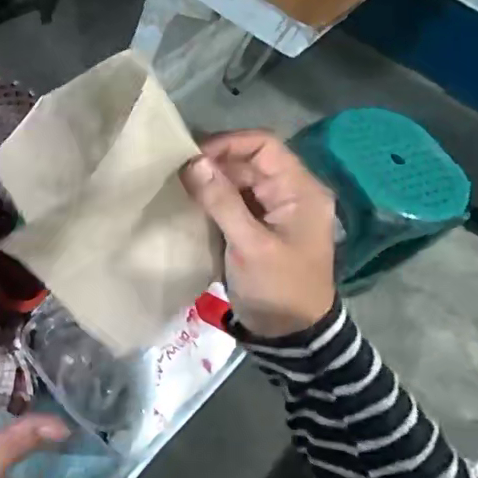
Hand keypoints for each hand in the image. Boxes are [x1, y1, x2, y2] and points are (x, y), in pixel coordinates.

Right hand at [181, 131, 337, 337]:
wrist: (290, 333)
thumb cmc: (277, 286)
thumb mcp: (249, 244)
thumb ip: (222, 201)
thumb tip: (193, 162)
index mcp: (300, 191)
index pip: (264, 145)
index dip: (227, 144)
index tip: (191, 158)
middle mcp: (291, 193)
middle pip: (250, 160)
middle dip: (214, 162)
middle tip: (177, 173)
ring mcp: (275, 210)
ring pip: (239, 179)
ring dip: (211, 180)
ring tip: (179, 186)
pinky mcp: (259, 226)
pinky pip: (235, 199)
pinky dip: (213, 197)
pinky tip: (190, 204)